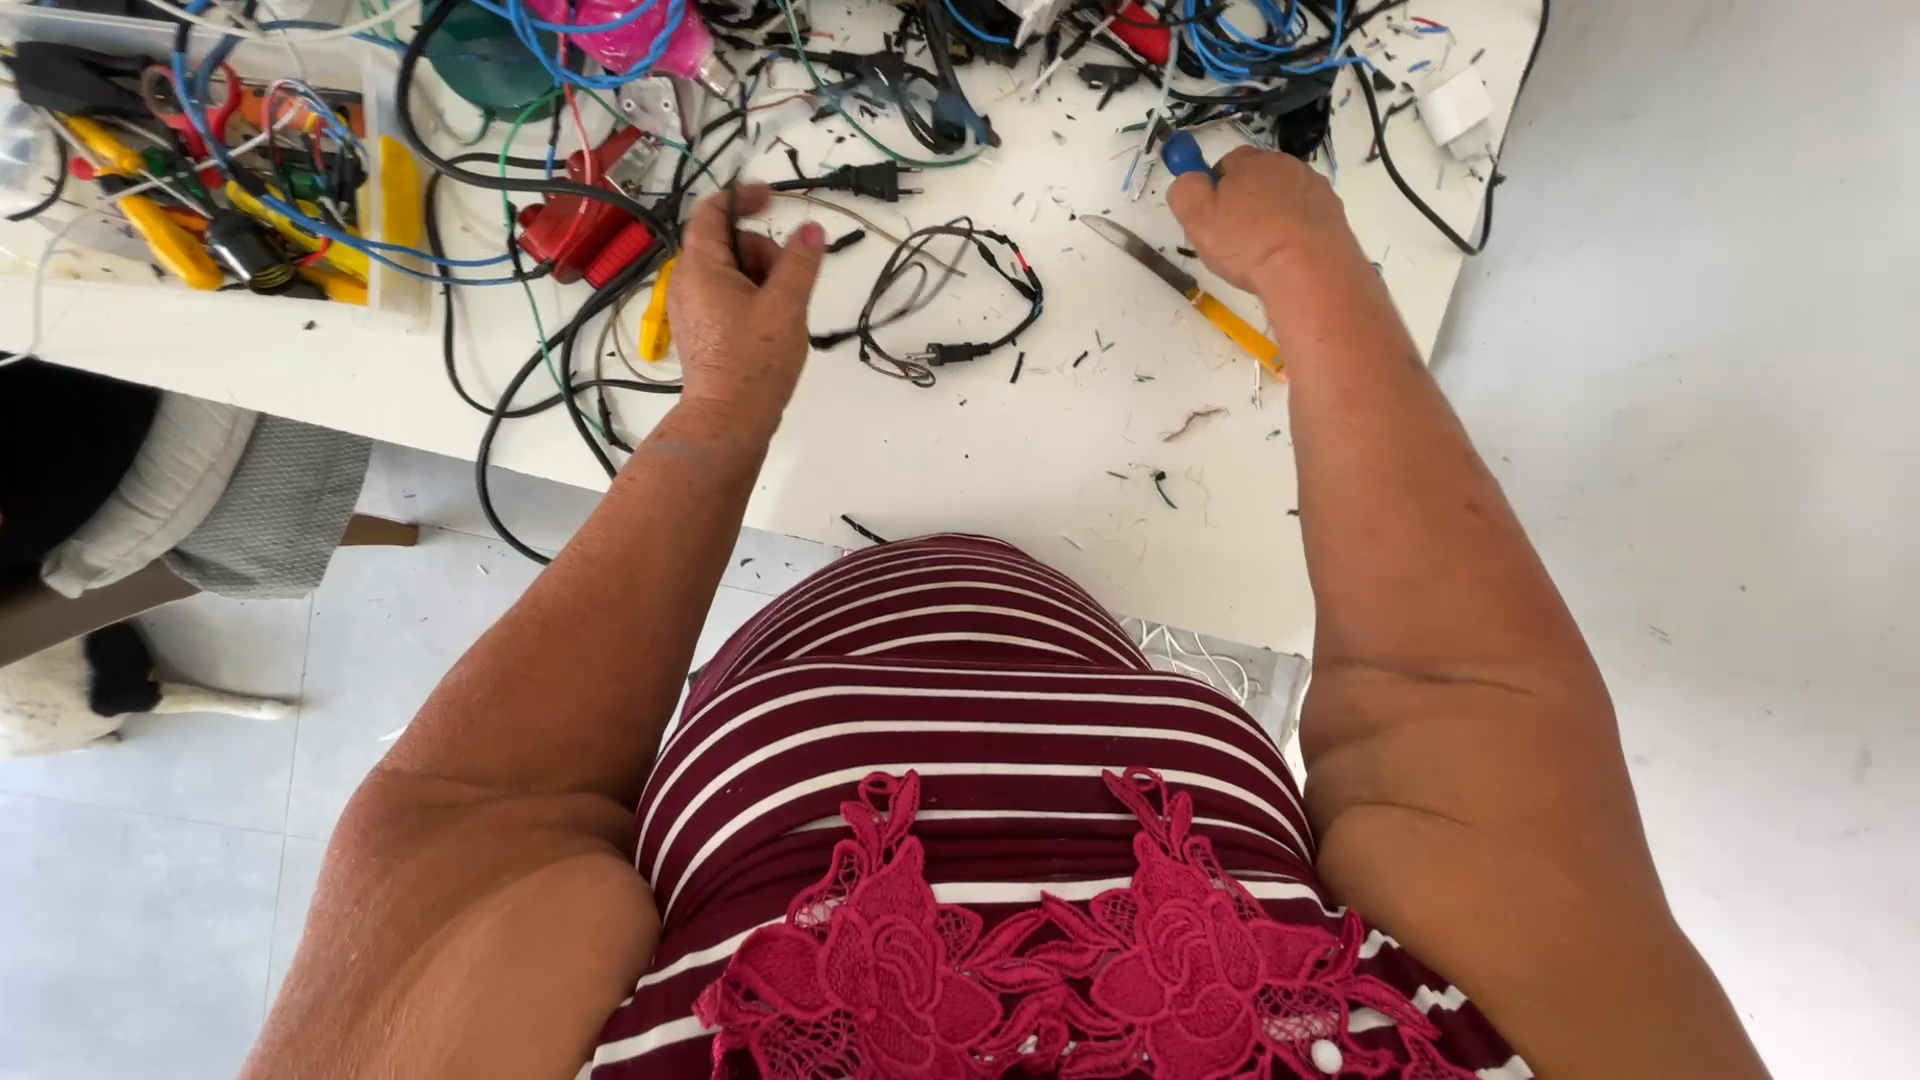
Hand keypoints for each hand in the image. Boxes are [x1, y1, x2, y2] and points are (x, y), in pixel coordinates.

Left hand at [667, 184, 825, 434]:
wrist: (730, 419)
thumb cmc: (756, 361)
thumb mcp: (786, 306)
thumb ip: (800, 262)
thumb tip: (811, 228)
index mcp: (701, 267)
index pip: (713, 211)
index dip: (743, 197)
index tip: (774, 199)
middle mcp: (687, 282)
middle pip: (728, 245)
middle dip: (764, 254)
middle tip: (789, 286)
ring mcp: (691, 309)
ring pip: (731, 274)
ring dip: (762, 281)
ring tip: (782, 316)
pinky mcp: (701, 332)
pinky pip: (727, 299)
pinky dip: (752, 301)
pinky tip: (771, 329)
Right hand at [1166, 147, 1371, 297]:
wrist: (1309, 269)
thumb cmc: (1247, 243)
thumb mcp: (1198, 219)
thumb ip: (1185, 191)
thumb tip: (1187, 180)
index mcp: (1250, 161)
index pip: (1224, 164)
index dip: (1212, 192)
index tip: (1209, 221)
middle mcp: (1285, 165)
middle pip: (1255, 181)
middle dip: (1242, 205)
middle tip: (1231, 242)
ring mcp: (1313, 188)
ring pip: (1280, 200)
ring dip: (1269, 219)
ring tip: (1260, 254)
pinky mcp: (1332, 213)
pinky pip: (1302, 218)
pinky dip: (1291, 233)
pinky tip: (1283, 258)